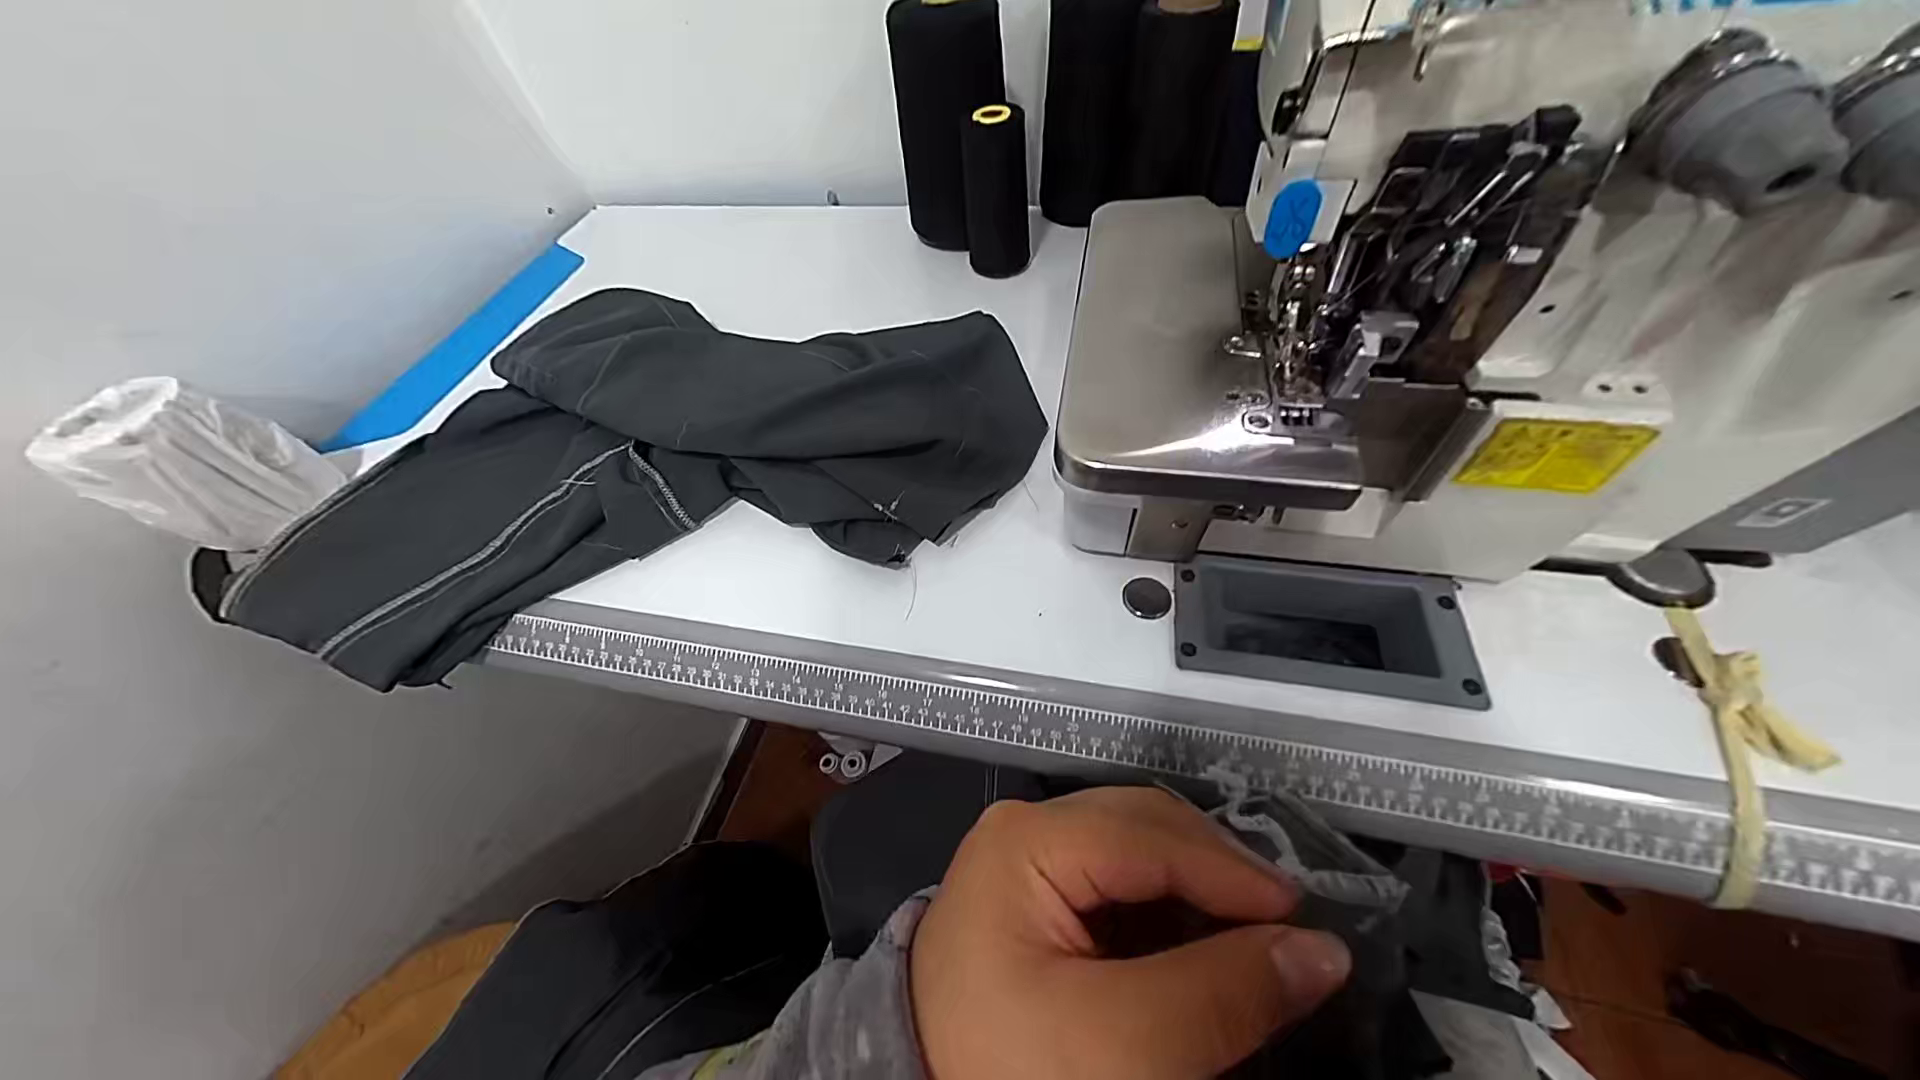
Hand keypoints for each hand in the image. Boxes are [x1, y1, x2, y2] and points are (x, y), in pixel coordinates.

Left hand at [909, 787, 1351, 1079]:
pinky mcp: (1036, 889)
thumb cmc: (1011, 1070)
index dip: (1234, 871)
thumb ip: (1225, 990)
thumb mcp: (1125, 1043)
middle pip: (1145, 827)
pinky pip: (1117, 879)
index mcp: (1028, 838)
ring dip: (1200, 889)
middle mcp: (1028, 827)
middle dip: (1220, 873)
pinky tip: (1202, 941)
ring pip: (1138, 848)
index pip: (1150, 833)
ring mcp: (1029, 855)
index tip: (1310, 922)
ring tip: (1256, 936)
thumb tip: (1320, 949)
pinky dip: (1168, 907)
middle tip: (1290, 930)